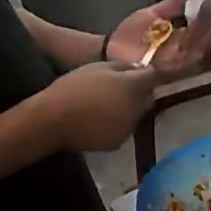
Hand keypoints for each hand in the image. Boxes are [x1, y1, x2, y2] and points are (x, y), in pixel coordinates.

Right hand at [31, 61, 158, 151]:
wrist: (55, 119)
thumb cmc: (74, 87)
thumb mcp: (98, 67)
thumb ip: (123, 67)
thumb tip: (138, 69)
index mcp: (132, 86)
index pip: (154, 78)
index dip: (153, 75)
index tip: (148, 73)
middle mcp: (136, 109)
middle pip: (147, 99)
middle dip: (140, 93)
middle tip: (121, 90)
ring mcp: (129, 128)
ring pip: (137, 116)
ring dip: (129, 110)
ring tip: (108, 107)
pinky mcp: (118, 143)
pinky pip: (125, 130)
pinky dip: (119, 125)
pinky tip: (102, 122)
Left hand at [106, 0, 210, 78]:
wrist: (109, 49)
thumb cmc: (130, 33)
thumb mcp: (150, 14)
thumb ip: (169, 5)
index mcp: (177, 35)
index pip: (198, 23)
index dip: (206, 10)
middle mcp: (178, 49)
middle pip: (199, 38)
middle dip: (209, 26)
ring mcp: (172, 61)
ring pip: (195, 52)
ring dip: (206, 42)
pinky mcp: (163, 73)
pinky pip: (180, 68)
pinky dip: (189, 59)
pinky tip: (198, 51)